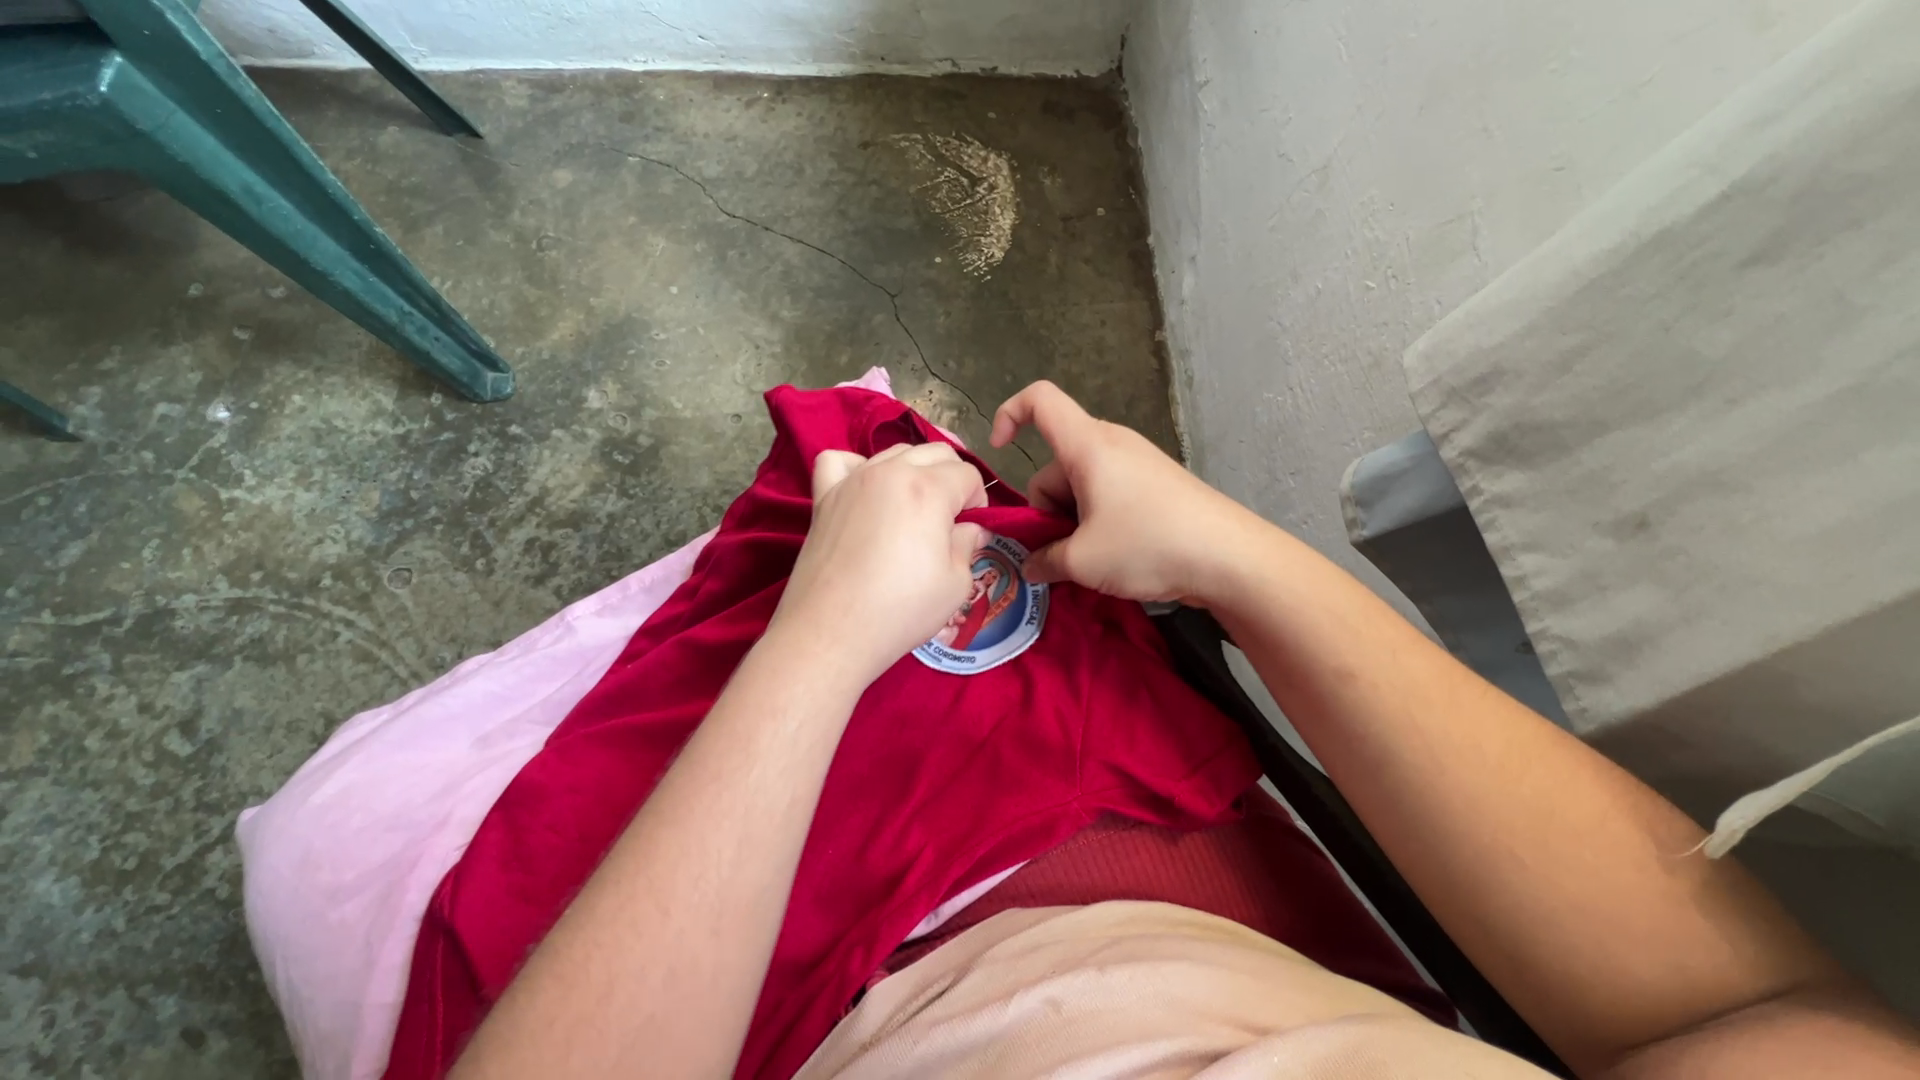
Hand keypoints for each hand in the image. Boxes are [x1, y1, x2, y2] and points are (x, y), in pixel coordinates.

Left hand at [771, 442, 988, 684]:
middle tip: (949, 519)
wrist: (832, 631)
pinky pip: (838, 460)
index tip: (971, 529)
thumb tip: (971, 530)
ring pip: (893, 452)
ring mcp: (852, 481)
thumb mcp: (955, 584)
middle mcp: (890, 472)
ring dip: (913, 471)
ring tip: (913, 508)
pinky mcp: (823, 497)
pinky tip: (865, 490)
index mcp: (929, 489)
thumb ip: (967, 546)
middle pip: (934, 452)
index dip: (977, 501)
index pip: (967, 474)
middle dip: (952, 478)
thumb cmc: (901, 610)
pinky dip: (856, 466)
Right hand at [990, 381, 1263, 605]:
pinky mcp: (1156, 485)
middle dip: (1048, 506)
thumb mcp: (1082, 562)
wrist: (1230, 558)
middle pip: (1057, 462)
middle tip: (1062, 551)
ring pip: (1081, 484)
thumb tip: (1030, 566)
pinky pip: (1108, 493)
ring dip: (1073, 520)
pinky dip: (1098, 521)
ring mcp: (1137, 463)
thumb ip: (1043, 560)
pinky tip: (1114, 556)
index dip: (1009, 414)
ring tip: (1092, 561)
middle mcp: (1111, 444)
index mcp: (1087, 446)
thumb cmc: (1148, 545)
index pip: (1039, 400)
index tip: (999, 451)